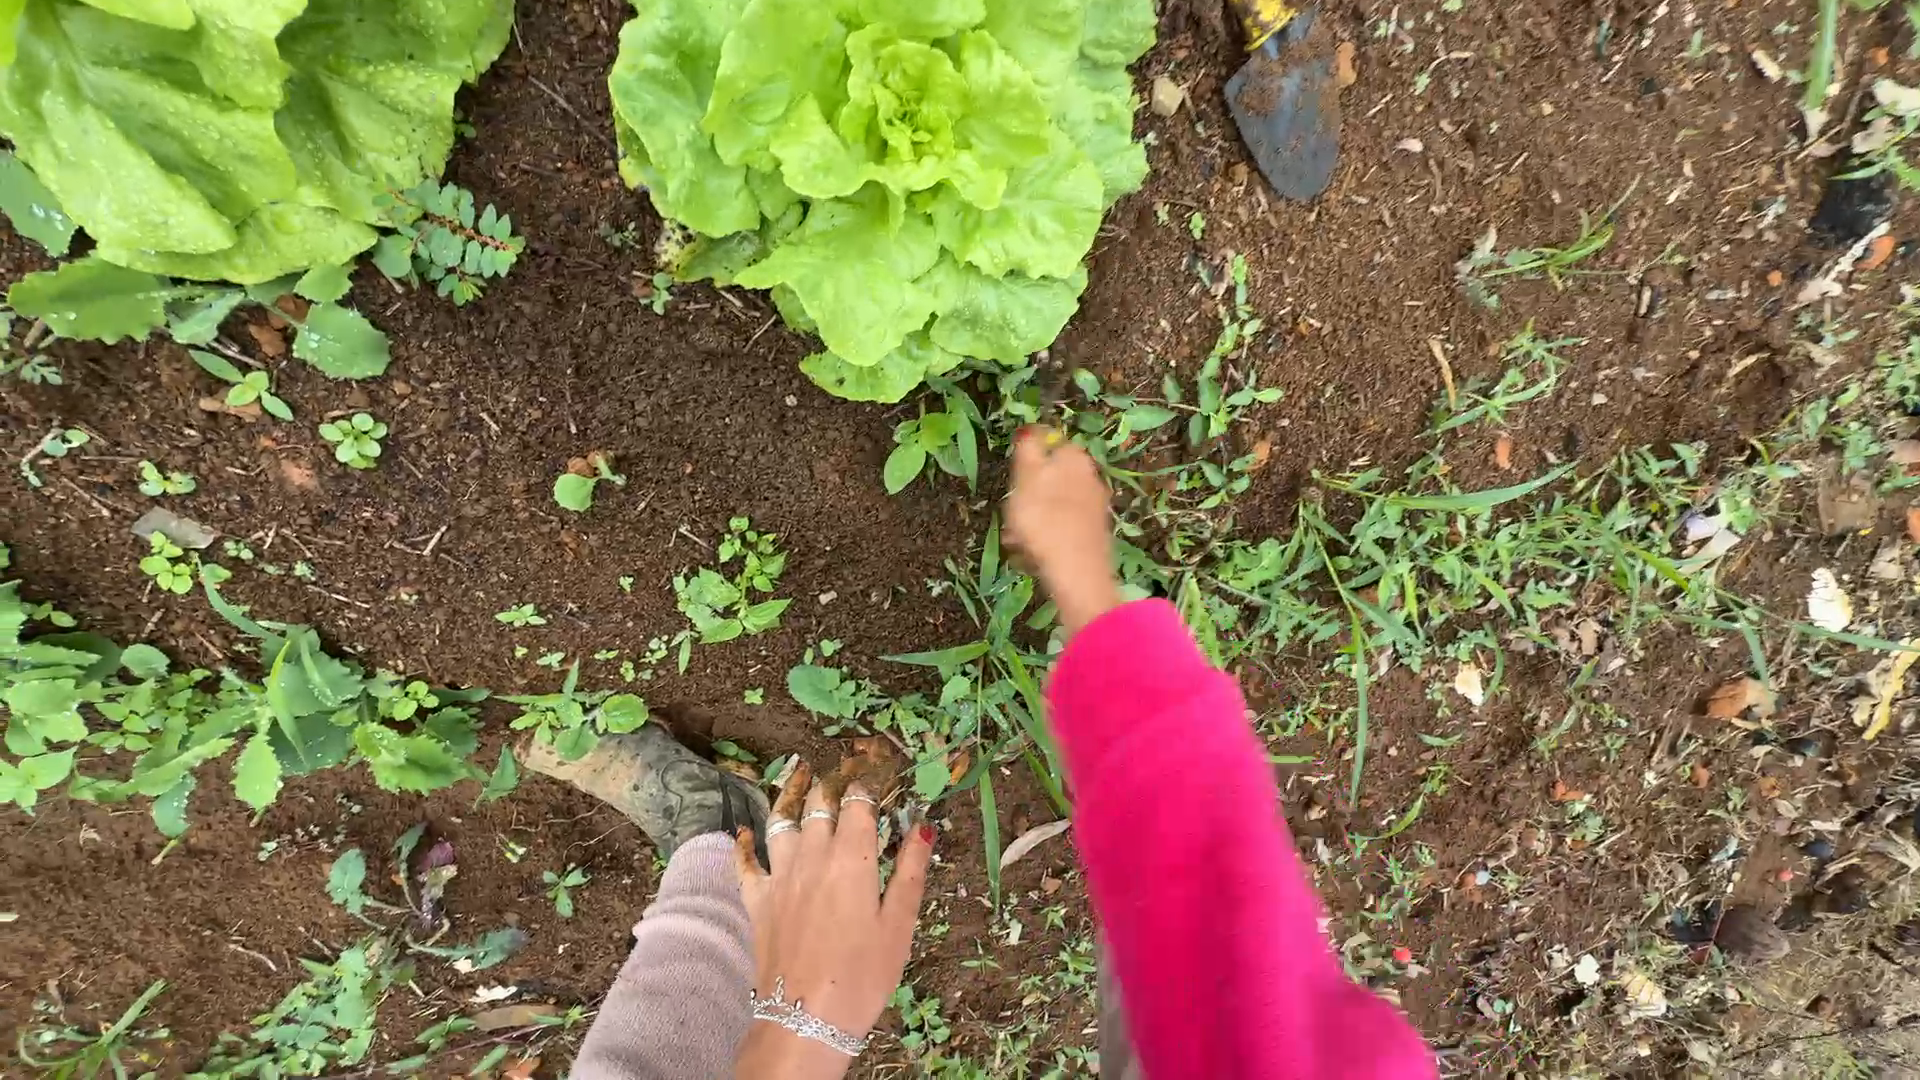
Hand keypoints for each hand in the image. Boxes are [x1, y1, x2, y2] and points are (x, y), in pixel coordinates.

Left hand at [733, 762, 933, 1079]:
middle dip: (834, 783)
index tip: (875, 777)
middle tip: (844, 775)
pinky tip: (743, 832)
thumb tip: (923, 824)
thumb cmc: (863, 974)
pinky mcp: (757, 899)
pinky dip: (744, 844)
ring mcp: (780, 874)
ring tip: (801, 780)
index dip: (867, 784)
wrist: (804, 1021)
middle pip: (820, 802)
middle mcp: (813, 853)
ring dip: (793, 798)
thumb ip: (911, 869)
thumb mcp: (900, 924)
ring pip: (783, 820)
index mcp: (853, 856)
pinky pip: (745, 862)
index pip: (858, 802)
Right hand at [1006, 427, 1123, 635]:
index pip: (1046, 442)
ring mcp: (1094, 505)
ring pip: (1053, 503)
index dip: (1025, 459)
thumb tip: (1029, 429)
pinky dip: (1045, 535)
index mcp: (1075, 457)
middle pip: (1050, 476)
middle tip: (1011, 513)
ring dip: (1032, 518)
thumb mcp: (1026, 477)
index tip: (1013, 480)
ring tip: (1017, 538)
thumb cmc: (1044, 520)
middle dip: (1028, 493)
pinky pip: (1060, 526)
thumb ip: (1027, 449)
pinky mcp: (1092, 533)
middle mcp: (1090, 475)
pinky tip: (1033, 552)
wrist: (1076, 571)